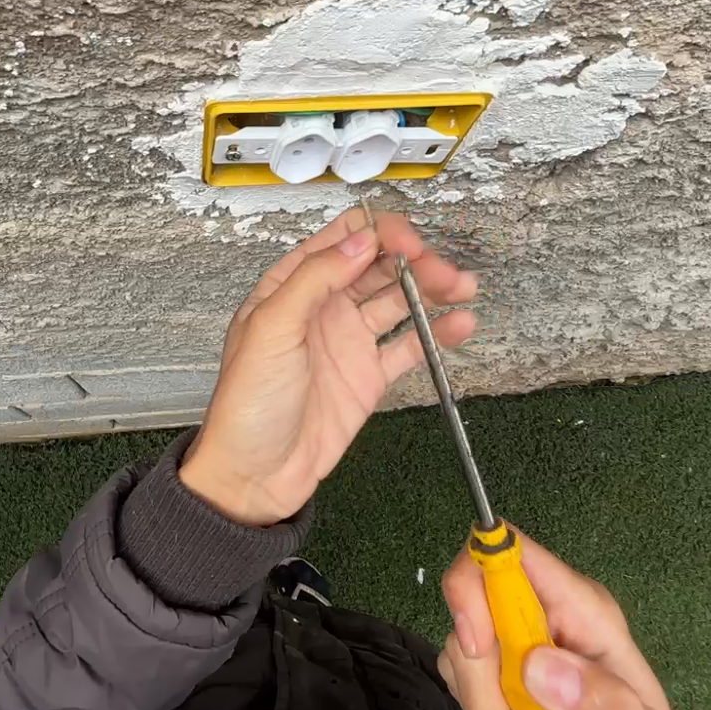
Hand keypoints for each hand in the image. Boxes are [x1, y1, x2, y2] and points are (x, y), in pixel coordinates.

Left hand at [178, 206, 477, 525]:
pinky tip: (460, 324)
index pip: (342, 240)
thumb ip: (314, 280)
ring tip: (463, 287)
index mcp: (292, 287)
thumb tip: (358, 241)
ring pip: (398, 300)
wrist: (255, 476)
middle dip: (414, 261)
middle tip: (443, 272)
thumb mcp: (271, 329)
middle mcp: (324, 307)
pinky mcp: (368, 375)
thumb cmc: (246, 404)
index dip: (379, 233)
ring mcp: (348, 340)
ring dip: (432, 289)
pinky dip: (437, 332)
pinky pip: (408, 344)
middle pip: (378, 266)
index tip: (409, 244)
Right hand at [439, 528, 683, 709]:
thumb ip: (609, 706)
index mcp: (580, 607)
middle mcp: (540, 611)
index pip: (510, 550)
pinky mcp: (492, 666)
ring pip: (459, 648)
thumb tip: (537, 664)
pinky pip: (458, 678)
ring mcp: (511, 638)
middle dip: (480, 674)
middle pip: (469, 601)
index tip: (475, 645)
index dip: (475, 577)